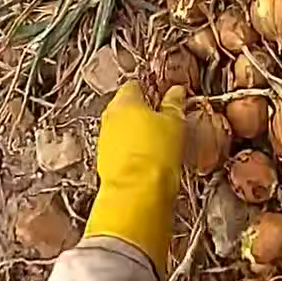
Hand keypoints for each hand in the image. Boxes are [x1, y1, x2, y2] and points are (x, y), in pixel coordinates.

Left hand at [85, 82, 187, 271]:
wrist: (138, 195)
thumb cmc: (156, 154)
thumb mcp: (174, 122)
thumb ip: (174, 103)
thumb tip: (176, 92)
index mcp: (124, 100)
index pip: (137, 84)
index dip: (153, 89)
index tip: (167, 98)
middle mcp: (109, 118)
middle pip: (127, 106)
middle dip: (145, 111)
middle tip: (167, 120)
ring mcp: (105, 141)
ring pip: (124, 129)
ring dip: (139, 132)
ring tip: (162, 143)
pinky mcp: (106, 163)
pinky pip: (122, 150)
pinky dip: (134, 152)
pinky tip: (151, 160)